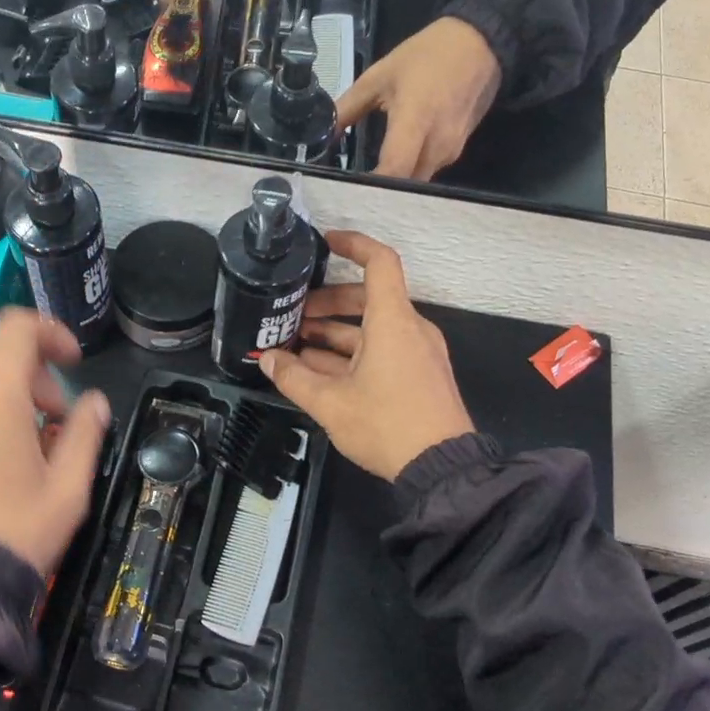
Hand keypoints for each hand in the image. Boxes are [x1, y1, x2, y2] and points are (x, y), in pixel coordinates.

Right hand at [260, 231, 472, 480]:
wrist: (442, 468)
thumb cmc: (387, 425)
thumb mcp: (330, 403)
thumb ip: (293, 377)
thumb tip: (268, 360)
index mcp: (392, 321)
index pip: (379, 262)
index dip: (353, 244)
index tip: (325, 242)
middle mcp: (409, 329)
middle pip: (365, 299)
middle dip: (325, 304)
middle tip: (291, 314)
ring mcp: (416, 353)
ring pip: (370, 330)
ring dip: (333, 334)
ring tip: (295, 347)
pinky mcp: (418, 375)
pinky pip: (380, 351)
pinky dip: (350, 354)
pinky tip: (319, 372)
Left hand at [335, 16, 502, 181]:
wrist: (481, 42)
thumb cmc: (426, 56)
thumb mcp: (378, 77)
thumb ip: (347, 108)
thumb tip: (322, 133)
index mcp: (415, 122)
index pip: (393, 171)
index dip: (369, 189)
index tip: (346, 195)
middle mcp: (437, 144)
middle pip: (405, 186)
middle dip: (378, 195)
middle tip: (350, 197)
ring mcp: (451, 150)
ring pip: (417, 183)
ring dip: (394, 187)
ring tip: (367, 188)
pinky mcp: (458, 151)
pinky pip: (428, 171)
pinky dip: (409, 174)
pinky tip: (392, 170)